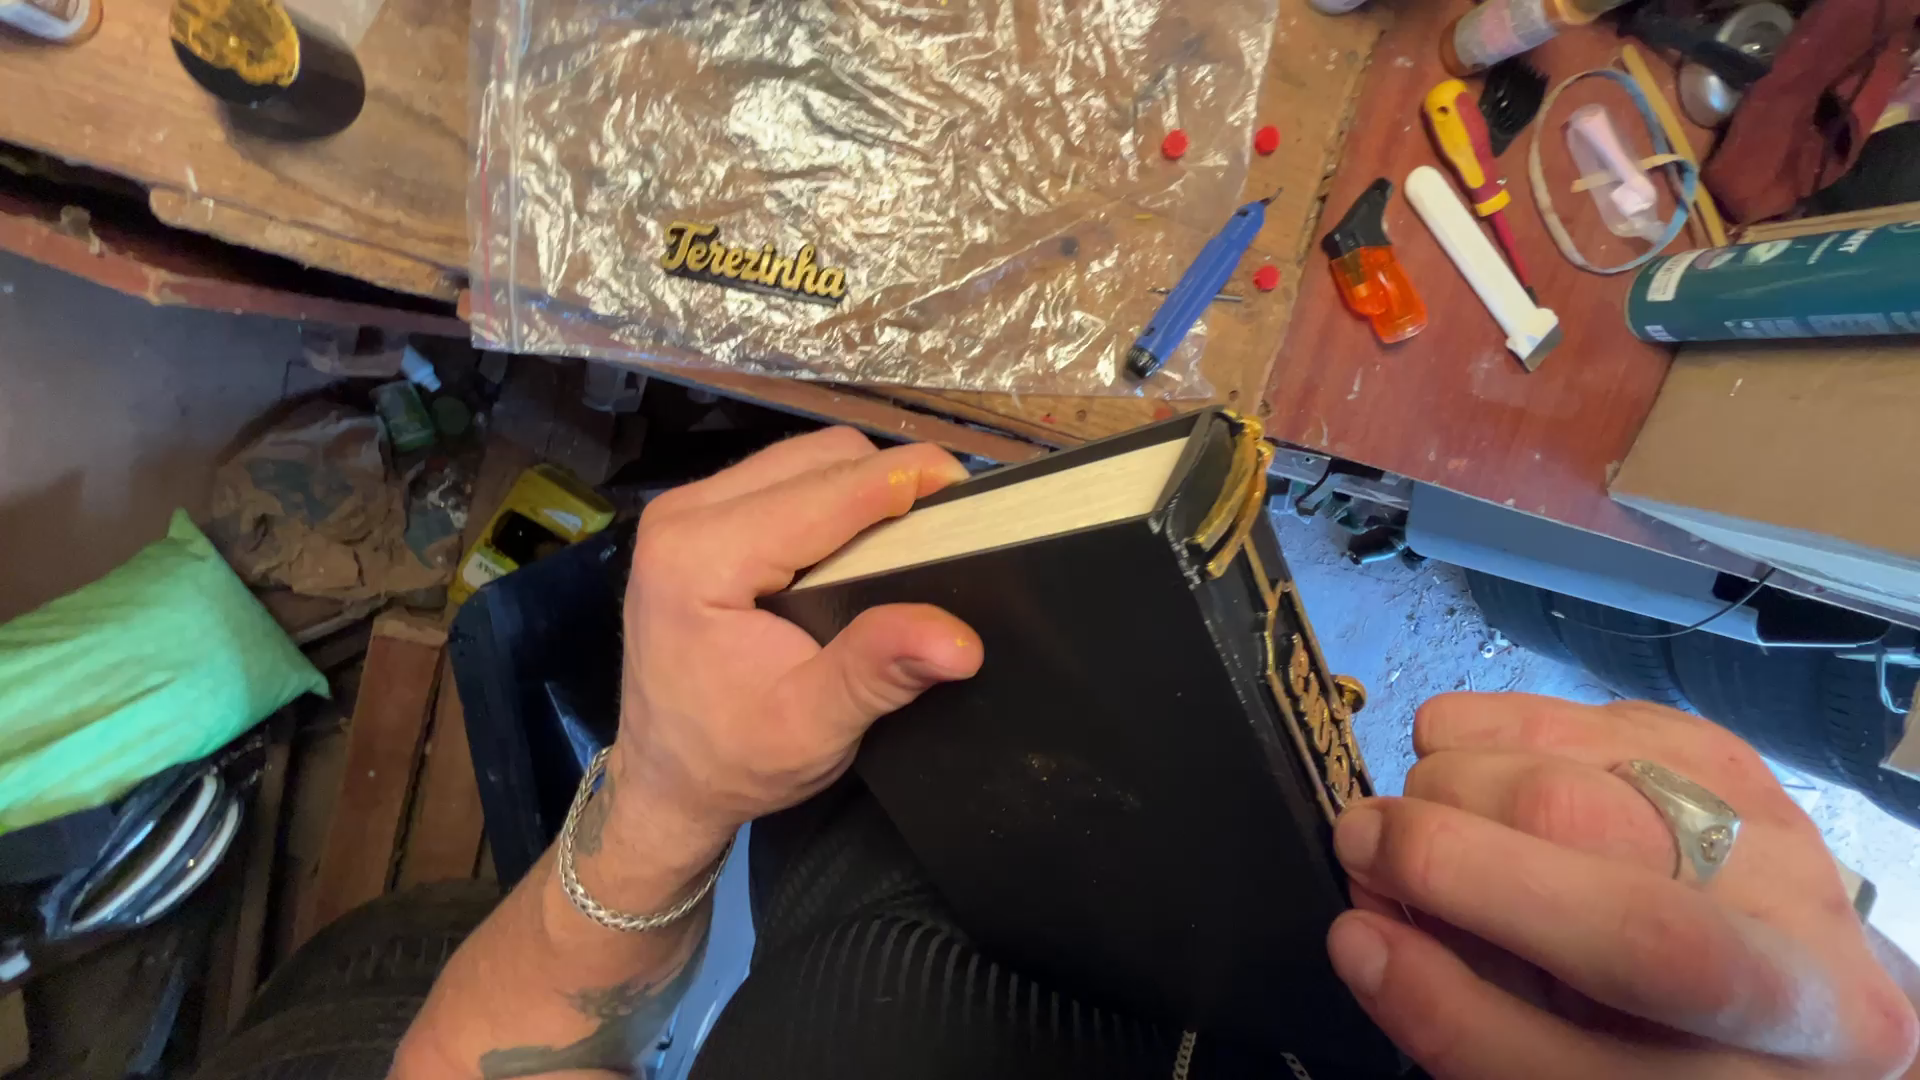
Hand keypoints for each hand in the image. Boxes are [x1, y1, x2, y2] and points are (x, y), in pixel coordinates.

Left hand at [592, 428, 982, 893]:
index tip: (965, 485)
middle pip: (817, 458)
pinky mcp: (699, 518)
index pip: (824, 491)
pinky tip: (860, 538)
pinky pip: (787, 477)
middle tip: (945, 522)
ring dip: (863, 484)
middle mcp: (685, 515)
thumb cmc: (733, 759)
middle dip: (887, 478)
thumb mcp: (812, 728)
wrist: (665, 778)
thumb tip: (962, 642)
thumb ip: (879, 672)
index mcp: (701, 557)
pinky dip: (836, 495)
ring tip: (910, 529)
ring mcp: (687, 510)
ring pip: (805, 459)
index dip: (901, 478)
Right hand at [1325, 693, 1919, 1078]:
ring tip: (1460, 848)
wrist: (1756, 998)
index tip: (1353, 871)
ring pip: (1522, 741)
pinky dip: (1458, 747)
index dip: (1464, 882)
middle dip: (1428, 831)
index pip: (1636, 936)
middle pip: (1555, 805)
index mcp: (1788, 1012)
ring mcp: (1733, 790)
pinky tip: (1494, 806)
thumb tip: (1353, 935)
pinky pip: (1516, 709)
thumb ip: (1459, 1025)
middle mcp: (1785, 883)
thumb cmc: (1654, 1055)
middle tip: (1384, 868)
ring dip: (1437, 787)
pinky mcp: (1681, 735)